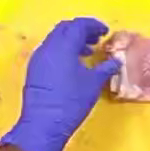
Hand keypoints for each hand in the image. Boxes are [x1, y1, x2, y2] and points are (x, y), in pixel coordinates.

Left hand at [0, 17, 119, 150]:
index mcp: (62, 46)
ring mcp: (38, 59)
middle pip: (65, 29)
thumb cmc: (71, 102)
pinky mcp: (34, 70)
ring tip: (87, 52)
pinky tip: (73, 65)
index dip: (93, 25)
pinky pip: (50, 51)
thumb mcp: (93, 84)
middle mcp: (48, 48)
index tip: (105, 31)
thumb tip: (115, 61)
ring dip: (71, 41)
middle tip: (96, 39)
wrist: (43, 125)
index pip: (78, 25)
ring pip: (55, 40)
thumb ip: (105, 68)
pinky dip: (62, 51)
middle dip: (81, 30)